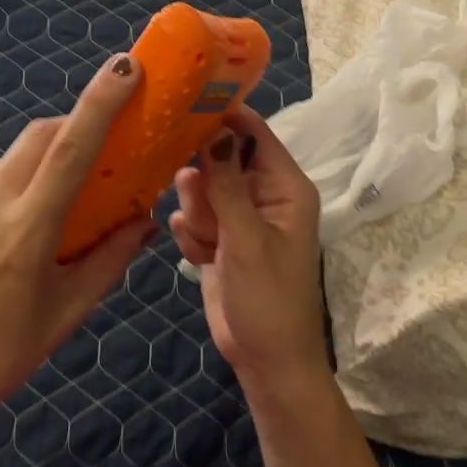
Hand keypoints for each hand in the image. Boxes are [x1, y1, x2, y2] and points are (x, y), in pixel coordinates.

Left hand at [0, 53, 158, 442]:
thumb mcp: (64, 315)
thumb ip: (108, 260)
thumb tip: (142, 220)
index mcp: (25, 231)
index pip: (70, 149)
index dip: (100, 102)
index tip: (126, 67)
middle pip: (39, 138)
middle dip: (73, 128)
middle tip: (100, 148)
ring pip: (10, 161)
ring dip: (39, 167)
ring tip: (51, 212)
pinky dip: (7, 192)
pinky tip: (6, 237)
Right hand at [169, 105, 326, 377]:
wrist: (265, 361)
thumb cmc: (269, 300)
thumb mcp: (247, 240)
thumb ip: (226, 184)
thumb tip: (215, 130)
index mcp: (284, 186)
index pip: (252, 131)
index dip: (221, 116)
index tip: (182, 106)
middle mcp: (262, 192)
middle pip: (216, 156)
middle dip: (202, 184)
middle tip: (205, 212)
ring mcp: (238, 214)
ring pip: (197, 187)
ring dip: (197, 216)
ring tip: (211, 247)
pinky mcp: (218, 234)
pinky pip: (189, 214)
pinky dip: (192, 236)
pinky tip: (204, 260)